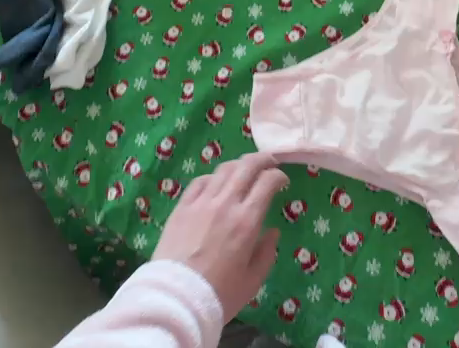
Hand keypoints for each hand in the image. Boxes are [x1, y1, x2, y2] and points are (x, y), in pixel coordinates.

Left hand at [153, 152, 288, 314]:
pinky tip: (216, 182)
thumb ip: (266, 253)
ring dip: (239, 164)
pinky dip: (213, 177)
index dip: (278, 176)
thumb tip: (273, 232)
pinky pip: (200, 181)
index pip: (267, 182)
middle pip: (246, 166)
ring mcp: (202, 202)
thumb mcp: (252, 281)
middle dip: (262, 159)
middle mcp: (226, 203)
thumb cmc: (219, 295)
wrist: (176, 299)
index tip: (282, 180)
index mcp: (247, 221)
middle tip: (269, 162)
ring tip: (245, 169)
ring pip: (223, 169)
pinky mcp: (182, 206)